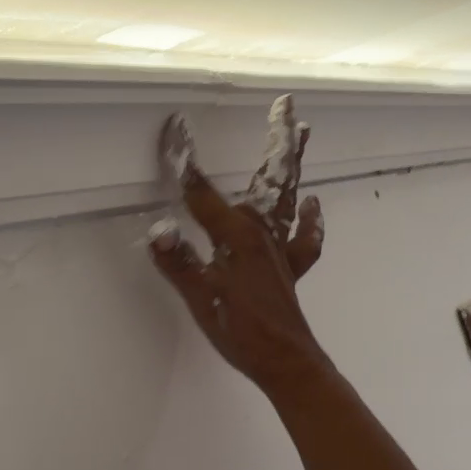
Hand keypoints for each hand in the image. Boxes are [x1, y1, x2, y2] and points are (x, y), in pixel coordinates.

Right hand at [148, 97, 326, 386]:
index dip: (185, 161)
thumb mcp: (201, 299)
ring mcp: (279, 246)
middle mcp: (262, 232)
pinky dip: (309, 218)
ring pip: (287, 194)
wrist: (288, 365)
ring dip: (291, 163)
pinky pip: (303, 236)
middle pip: (269, 176)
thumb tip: (157, 229)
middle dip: (276, 139)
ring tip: (298, 132)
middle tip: (286, 104)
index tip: (176, 129)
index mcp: (237, 235)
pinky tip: (313, 204)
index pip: (202, 191)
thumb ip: (179, 262)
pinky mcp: (288, 265)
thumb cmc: (241, 331)